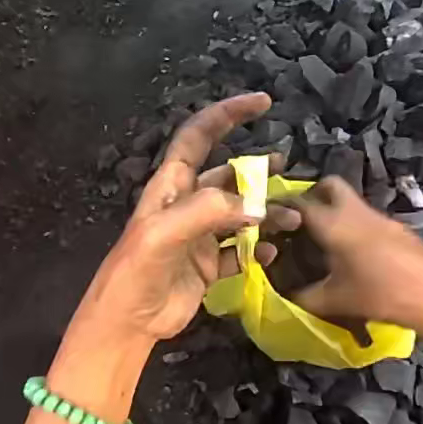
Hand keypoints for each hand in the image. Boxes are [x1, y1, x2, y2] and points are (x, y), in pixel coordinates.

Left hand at [75, 93, 299, 341]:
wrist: (129, 321)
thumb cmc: (137, 271)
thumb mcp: (163, 233)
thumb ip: (206, 211)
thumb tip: (255, 207)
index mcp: (170, 186)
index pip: (197, 137)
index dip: (226, 114)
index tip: (261, 102)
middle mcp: (186, 205)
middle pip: (227, 175)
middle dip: (257, 170)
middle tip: (288, 169)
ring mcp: (199, 235)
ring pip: (241, 213)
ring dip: (266, 213)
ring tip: (293, 220)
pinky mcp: (208, 264)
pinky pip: (241, 249)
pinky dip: (259, 249)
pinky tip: (273, 253)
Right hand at [291, 176, 422, 336]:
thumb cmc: (381, 294)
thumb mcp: (334, 301)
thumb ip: (304, 297)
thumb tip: (286, 297)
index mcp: (333, 223)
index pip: (297, 202)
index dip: (279, 206)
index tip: (268, 218)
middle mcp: (355, 212)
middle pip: (329, 185)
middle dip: (311, 195)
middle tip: (299, 220)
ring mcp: (381, 219)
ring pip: (350, 203)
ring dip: (334, 214)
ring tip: (322, 243)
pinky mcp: (398, 231)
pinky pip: (367, 220)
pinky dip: (353, 228)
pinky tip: (353, 256)